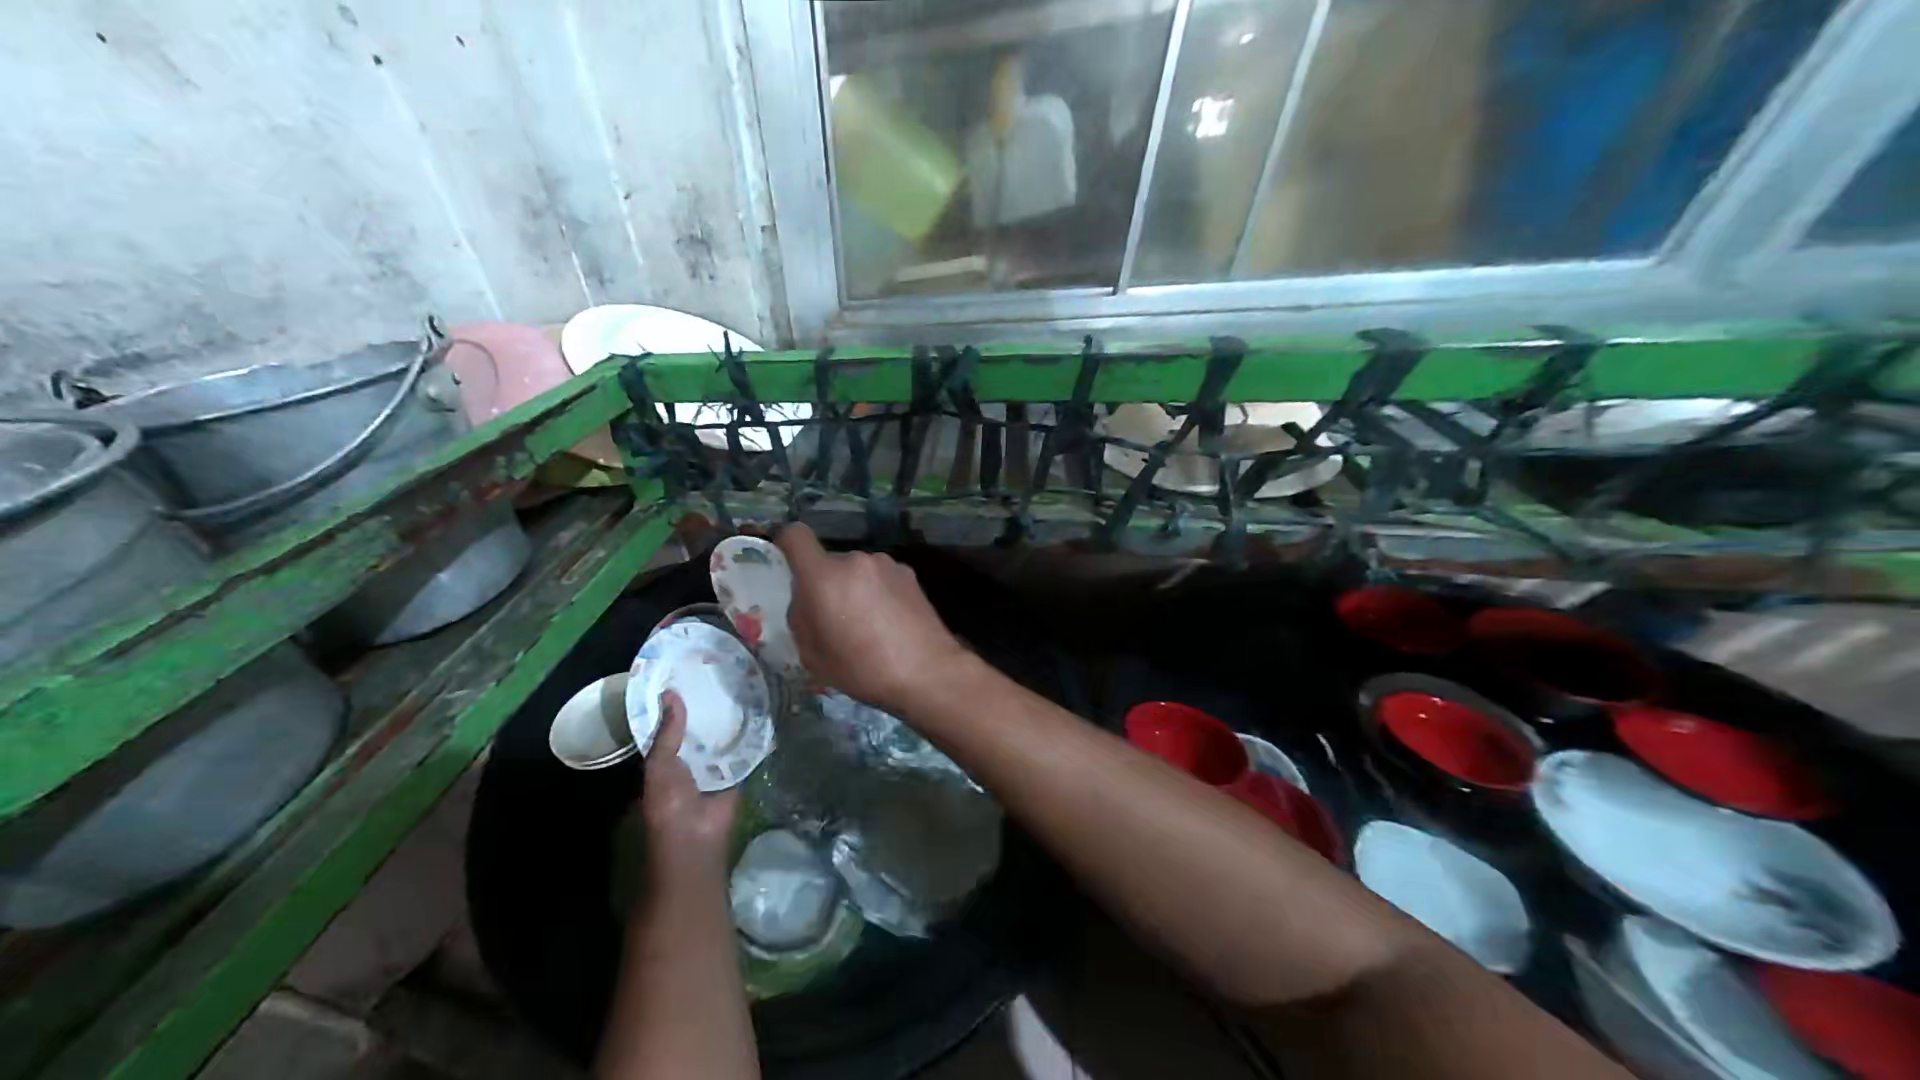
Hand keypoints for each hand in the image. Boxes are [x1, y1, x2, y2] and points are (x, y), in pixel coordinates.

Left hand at [641, 690, 739, 870]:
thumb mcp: (660, 763)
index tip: (690, 673)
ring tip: (745, 684)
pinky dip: (753, 735)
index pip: (673, 724)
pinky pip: (746, 750)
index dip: (679, 702)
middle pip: (701, 728)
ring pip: (724, 736)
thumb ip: (668, 731)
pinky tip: (762, 711)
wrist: (696, 836)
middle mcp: (692, 759)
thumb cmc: (668, 802)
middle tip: (722, 673)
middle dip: (709, 707)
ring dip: (732, 719)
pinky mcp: (740, 771)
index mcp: (667, 757)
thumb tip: (670, 692)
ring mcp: (717, 765)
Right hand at [775, 523, 968, 713]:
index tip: (784, 562)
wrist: (927, 671)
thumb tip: (805, 600)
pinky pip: (879, 577)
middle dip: (825, 583)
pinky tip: (889, 621)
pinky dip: (877, 591)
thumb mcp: (812, 655)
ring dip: (853, 587)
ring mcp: (885, 563)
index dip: (784, 542)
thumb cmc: (862, 669)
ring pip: (855, 570)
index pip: (794, 535)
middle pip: (828, 562)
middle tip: (833, 618)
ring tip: (867, 624)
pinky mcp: (908, 572)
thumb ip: (800, 617)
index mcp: (823, 576)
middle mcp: (854, 559)